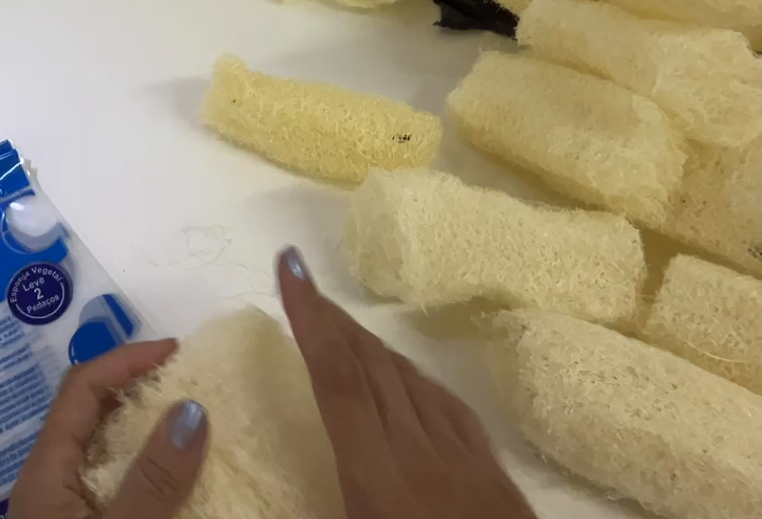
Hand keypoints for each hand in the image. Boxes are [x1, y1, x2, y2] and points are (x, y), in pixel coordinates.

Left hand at [8, 339, 208, 518]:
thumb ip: (153, 479)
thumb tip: (191, 406)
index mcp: (45, 467)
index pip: (83, 385)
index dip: (128, 359)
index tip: (177, 350)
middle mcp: (48, 479)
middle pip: (91, 411)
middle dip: (139, 389)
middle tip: (192, 384)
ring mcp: (61, 507)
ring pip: (103, 449)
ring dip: (144, 431)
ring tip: (193, 426)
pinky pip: (111, 483)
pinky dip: (143, 471)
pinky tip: (173, 479)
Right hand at [278, 247, 537, 518]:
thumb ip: (313, 508)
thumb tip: (262, 497)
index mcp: (380, 484)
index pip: (337, 379)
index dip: (309, 318)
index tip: (288, 267)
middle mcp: (423, 459)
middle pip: (370, 366)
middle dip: (330, 316)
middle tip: (299, 284)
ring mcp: (468, 467)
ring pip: (408, 378)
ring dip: (366, 341)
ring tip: (336, 321)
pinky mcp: (499, 481)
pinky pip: (447, 406)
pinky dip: (411, 375)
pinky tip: (404, 376)